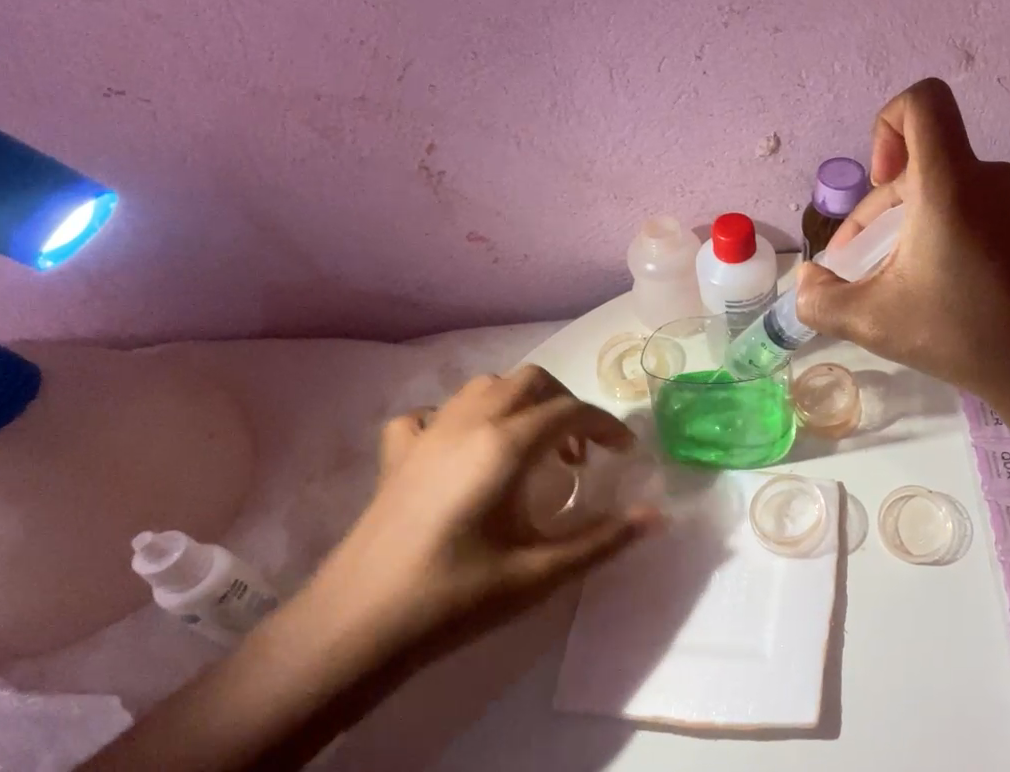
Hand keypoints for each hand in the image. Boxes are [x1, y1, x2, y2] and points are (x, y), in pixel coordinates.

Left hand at [304, 366, 657, 657]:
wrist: (352, 628)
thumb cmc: (453, 598)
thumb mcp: (538, 574)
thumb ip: (601, 540)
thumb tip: (657, 516)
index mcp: (505, 445)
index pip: (570, 411)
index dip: (605, 426)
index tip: (624, 454)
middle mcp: (468, 423)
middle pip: (530, 381)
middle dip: (565, 404)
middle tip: (580, 449)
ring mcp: (426, 435)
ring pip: (483, 387)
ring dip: (518, 403)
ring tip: (531, 446)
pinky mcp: (394, 456)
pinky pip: (432, 414)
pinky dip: (458, 419)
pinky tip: (464, 450)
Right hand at [795, 78, 1009, 404]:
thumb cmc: (963, 334)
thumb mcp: (874, 321)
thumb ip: (821, 298)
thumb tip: (807, 279)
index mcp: (950, 182)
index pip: (923, 100)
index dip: (887, 123)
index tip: (878, 181)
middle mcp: (986, 178)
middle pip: (920, 160)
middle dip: (878, 206)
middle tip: (860, 265)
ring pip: (942, 188)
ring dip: (905, 224)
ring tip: (890, 281)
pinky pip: (968, 208)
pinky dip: (938, 233)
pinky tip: (930, 288)